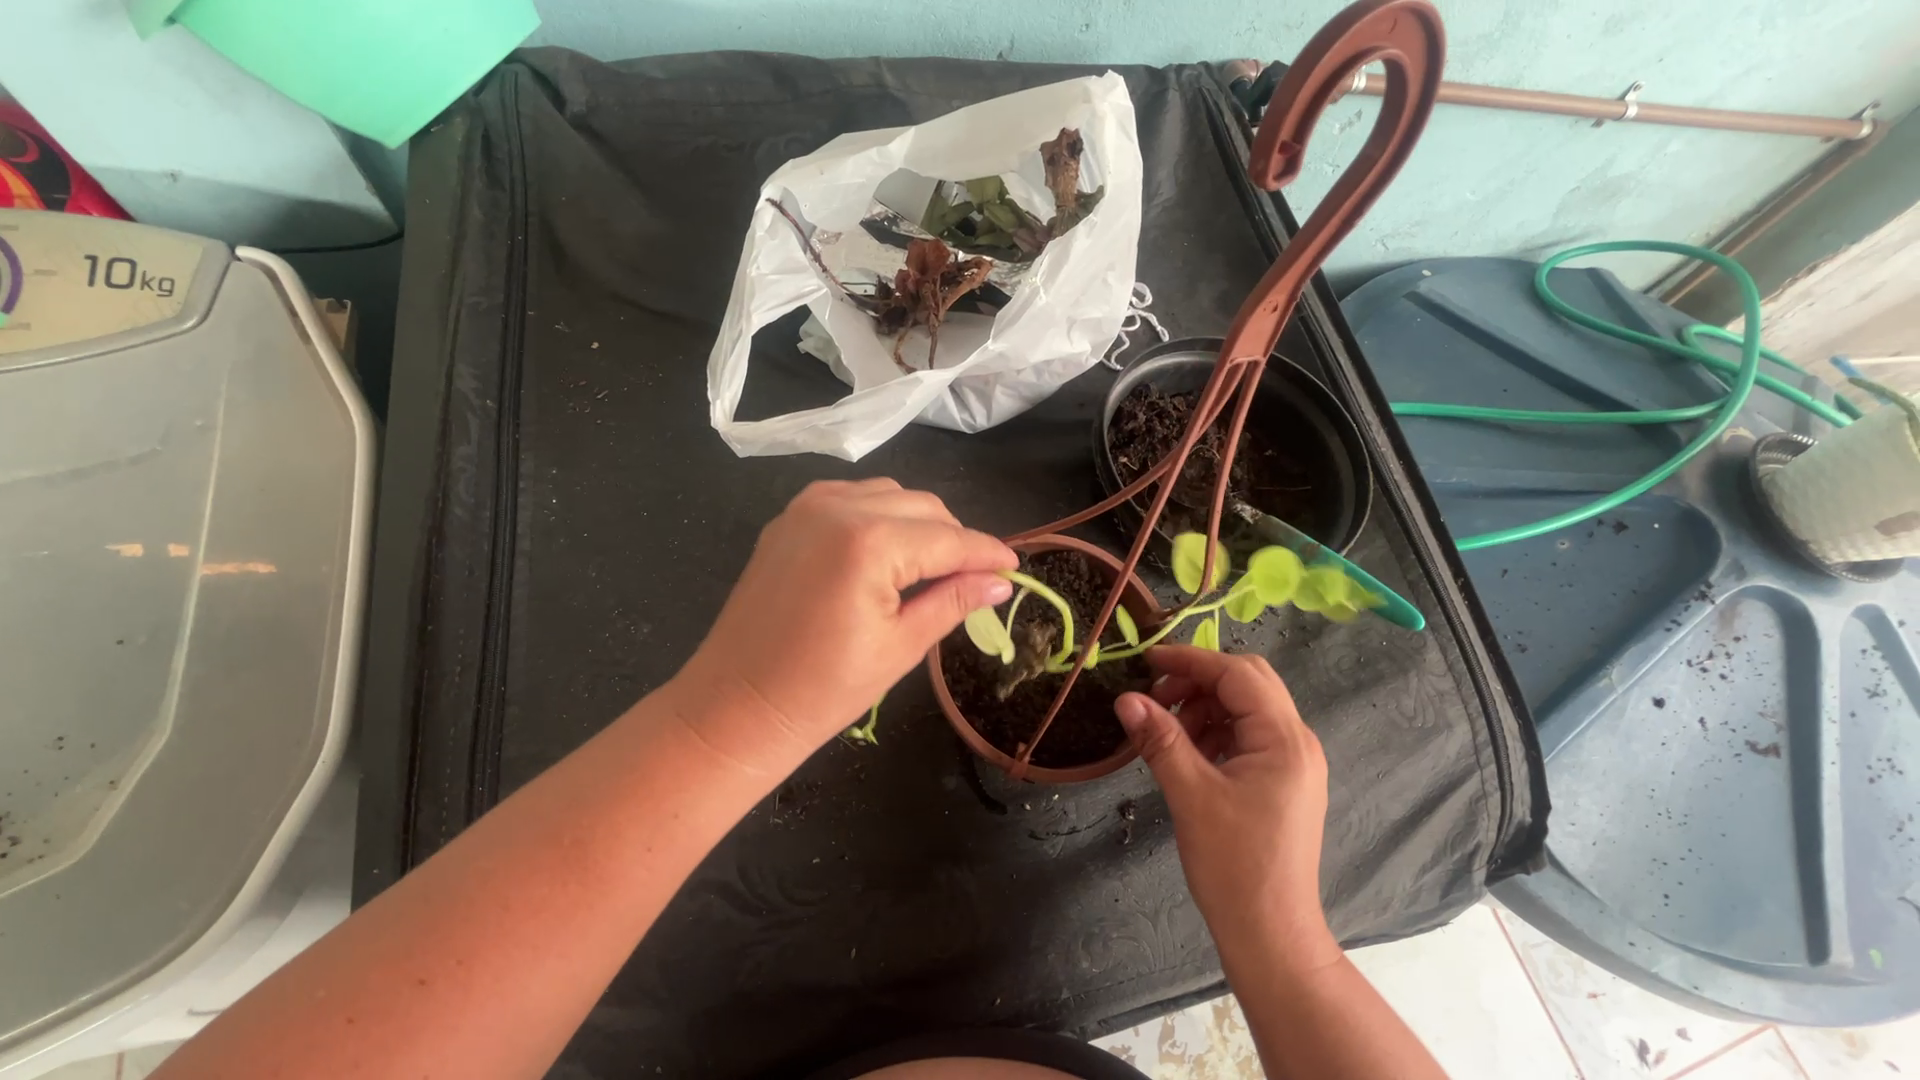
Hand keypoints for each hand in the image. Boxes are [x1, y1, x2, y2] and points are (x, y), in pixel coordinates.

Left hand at [671, 479, 1015, 773]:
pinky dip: (880, 516)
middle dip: (955, 538)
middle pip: (923, 506)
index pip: (949, 538)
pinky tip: (888, 553)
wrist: (736, 705)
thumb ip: (953, 601)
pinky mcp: (789, 518)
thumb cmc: (822, 691)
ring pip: (890, 495)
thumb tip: (1001, 582)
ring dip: (919, 523)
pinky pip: (852, 498)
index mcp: (869, 542)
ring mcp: (808, 507)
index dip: (987, 552)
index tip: (1014, 567)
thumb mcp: (901, 646)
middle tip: (974, 578)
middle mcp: (838, 507)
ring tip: (931, 569)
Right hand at [1115, 647, 1339, 973]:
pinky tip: (1187, 752)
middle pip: (1249, 683)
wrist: (1271, 933)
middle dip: (1199, 680)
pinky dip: (1216, 731)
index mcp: (1284, 739)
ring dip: (1205, 706)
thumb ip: (1160, 740)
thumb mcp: (1190, 795)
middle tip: (1155, 695)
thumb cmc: (1233, 864)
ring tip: (1166, 730)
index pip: (1238, 674)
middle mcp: (1297, 742)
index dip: (1191, 660)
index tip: (1145, 661)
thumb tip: (1124, 698)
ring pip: (1247, 708)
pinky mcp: (1283, 782)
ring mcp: (1294, 763)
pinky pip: (1249, 736)